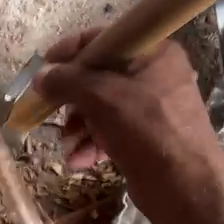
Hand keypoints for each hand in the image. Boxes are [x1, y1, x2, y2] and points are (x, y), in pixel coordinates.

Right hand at [35, 31, 223, 223]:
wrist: (183, 184)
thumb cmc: (147, 130)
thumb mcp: (103, 98)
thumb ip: (68, 82)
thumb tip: (40, 77)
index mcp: (153, 53)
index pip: (105, 39)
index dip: (71, 51)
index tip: (43, 69)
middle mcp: (153, 75)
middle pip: (98, 77)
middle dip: (71, 99)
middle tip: (48, 113)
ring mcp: (149, 107)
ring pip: (99, 108)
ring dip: (77, 128)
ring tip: (68, 146)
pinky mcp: (144, 136)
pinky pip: (108, 131)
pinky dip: (90, 144)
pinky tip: (79, 161)